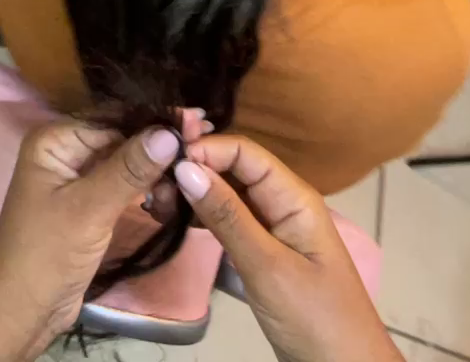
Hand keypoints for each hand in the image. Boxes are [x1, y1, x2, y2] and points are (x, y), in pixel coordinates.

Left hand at [0, 120, 179, 360]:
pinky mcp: (87, 202)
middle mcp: (63, 150)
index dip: (152, 119)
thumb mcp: (90, 209)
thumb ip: (129, 169)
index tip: (197, 121)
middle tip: (203, 146)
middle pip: (119, 137)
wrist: (23, 310)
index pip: (111, 118)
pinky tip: (170, 196)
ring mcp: (75, 177)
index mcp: (54, 140)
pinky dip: (145, 189)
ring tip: (191, 174)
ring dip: (155, 170)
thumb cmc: (47, 253)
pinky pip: (121, 184)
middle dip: (158, 145)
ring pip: (125, 162)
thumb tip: (168, 132)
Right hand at [174, 136, 402, 361]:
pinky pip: (227, 219)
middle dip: (193, 169)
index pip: (243, 151)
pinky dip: (201, 217)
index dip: (205, 149)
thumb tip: (183, 166)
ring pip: (226, 193)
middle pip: (232, 168)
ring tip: (155, 204)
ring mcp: (271, 228)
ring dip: (193, 193)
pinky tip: (174, 221)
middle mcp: (281, 203)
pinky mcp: (261, 252)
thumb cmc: (317, 321)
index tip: (164, 163)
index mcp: (293, 197)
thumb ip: (226, 216)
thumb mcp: (268, 268)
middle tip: (152, 187)